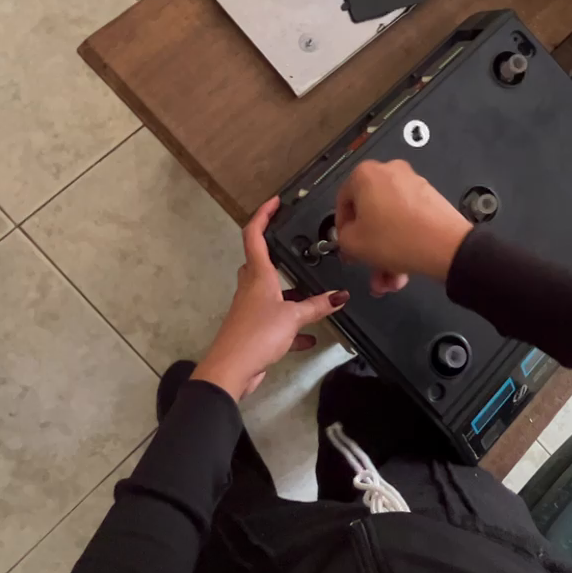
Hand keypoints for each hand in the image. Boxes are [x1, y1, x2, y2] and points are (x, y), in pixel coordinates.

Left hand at [192, 197, 344, 400]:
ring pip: (269, 292)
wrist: (230, 371)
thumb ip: (317, 306)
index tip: (275, 202)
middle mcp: (251, 288)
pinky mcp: (253, 331)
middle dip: (275, 253)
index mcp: (258, 275)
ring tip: (313, 295)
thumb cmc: (258, 334)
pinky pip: (275, 321)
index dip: (263, 215)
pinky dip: (291, 326)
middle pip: (259, 262)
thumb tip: (340, 296)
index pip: (254, 235)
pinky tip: (309, 337)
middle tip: (296, 248)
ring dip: (289, 293)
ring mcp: (250, 310)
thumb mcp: (293, 317)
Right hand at [335, 160, 472, 295]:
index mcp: (365, 174)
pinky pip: (407, 220)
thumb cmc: (398, 238)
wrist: (444, 246)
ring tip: (387, 276)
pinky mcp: (429, 197)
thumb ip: (342, 237)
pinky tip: (402, 268)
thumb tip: (347, 236)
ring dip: (384, 251)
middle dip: (367, 245)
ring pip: (389, 221)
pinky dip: (402, 242)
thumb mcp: (352, 244)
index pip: (342, 202)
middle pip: (369, 214)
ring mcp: (412, 184)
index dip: (341, 229)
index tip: (345, 245)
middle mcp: (389, 172)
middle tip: (366, 262)